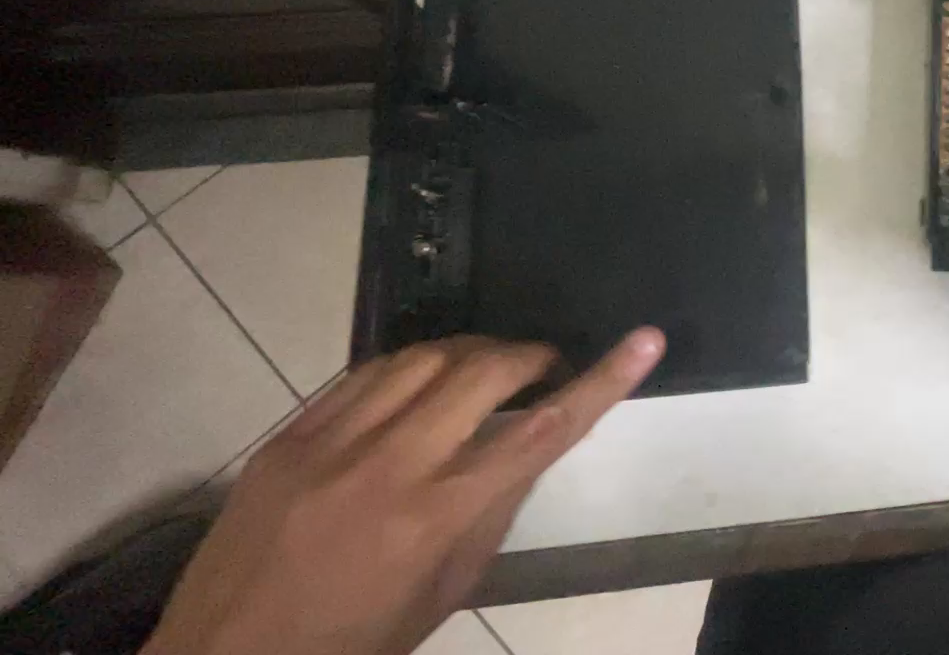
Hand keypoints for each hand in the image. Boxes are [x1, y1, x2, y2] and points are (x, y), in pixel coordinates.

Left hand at [141, 328, 664, 654]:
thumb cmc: (358, 643)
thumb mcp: (450, 586)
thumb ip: (498, 502)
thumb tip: (533, 437)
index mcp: (436, 518)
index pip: (544, 429)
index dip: (604, 379)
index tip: (646, 340)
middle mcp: (386, 469)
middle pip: (486, 371)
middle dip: (532, 355)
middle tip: (547, 367)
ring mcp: (327, 447)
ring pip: (426, 356)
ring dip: (475, 351)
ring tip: (488, 369)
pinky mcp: (285, 439)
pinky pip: (367, 371)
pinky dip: (414, 364)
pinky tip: (424, 379)